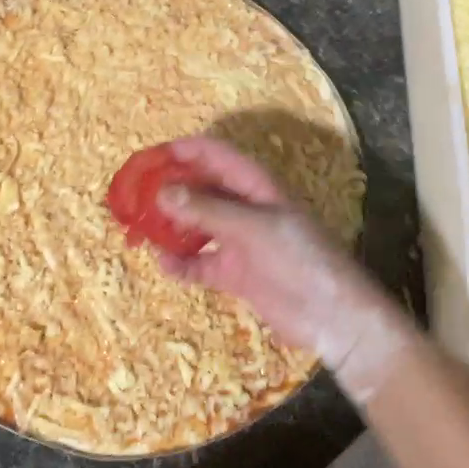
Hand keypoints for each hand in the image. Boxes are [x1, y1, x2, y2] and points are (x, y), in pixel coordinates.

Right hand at [152, 136, 412, 404]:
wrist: (334, 316)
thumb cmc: (300, 259)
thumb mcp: (252, 228)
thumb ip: (207, 210)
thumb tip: (162, 190)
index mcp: (256, 186)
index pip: (215, 155)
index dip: (185, 151)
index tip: (150, 157)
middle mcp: (245, 208)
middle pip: (201, 189)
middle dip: (169, 189)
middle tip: (134, 195)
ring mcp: (239, 242)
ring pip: (196, 226)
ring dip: (170, 226)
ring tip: (139, 228)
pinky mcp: (236, 274)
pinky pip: (200, 263)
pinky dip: (181, 263)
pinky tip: (162, 263)